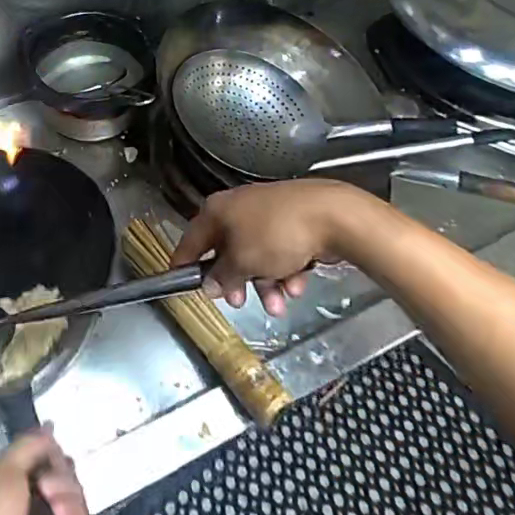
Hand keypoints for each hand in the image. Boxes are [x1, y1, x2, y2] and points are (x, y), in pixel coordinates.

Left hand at [0, 427, 93, 514]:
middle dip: (61, 477)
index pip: (34, 461)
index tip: (55, 445)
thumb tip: (48, 428)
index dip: (46, 451)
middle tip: (50, 487)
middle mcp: (26, 509)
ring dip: (71, 501)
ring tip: (59, 511)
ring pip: (75, 503)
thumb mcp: (1, 474)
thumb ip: (25, 447)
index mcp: (3, 487)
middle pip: (59, 479)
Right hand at [170, 179, 387, 314]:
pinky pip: (279, 251)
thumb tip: (208, 285)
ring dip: (265, 283)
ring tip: (279, 306)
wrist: (332, 216)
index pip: (191, 240)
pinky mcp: (291, 222)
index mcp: (216, 211)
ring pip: (255, 255)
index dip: (185, 263)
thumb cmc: (275, 235)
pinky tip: (297, 284)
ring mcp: (265, 214)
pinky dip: (285, 270)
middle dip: (235, 281)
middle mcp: (237, 209)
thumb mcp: (242, 261)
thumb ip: (222, 276)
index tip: (181, 283)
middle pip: (226, 251)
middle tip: (239, 303)